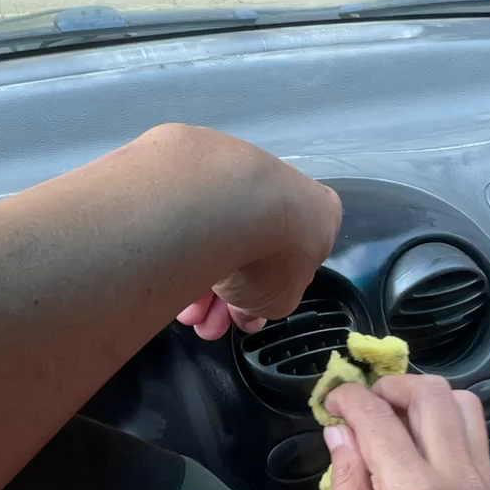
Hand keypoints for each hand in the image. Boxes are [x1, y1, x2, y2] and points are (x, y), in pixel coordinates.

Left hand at [157, 127, 340, 340]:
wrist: (229, 201)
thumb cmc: (274, 254)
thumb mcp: (281, 299)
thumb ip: (268, 303)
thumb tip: (248, 311)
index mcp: (319, 213)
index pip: (294, 260)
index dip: (266, 295)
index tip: (242, 316)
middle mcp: (283, 187)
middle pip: (252, 251)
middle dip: (226, 297)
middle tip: (205, 323)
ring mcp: (240, 173)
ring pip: (219, 236)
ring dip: (201, 280)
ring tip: (183, 311)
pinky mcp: (198, 166)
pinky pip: (194, 218)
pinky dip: (184, 249)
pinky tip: (171, 276)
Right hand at [320, 376, 489, 489]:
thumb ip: (345, 482)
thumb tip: (339, 434)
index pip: (377, 415)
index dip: (348, 397)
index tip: (333, 401)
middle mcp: (455, 479)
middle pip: (428, 392)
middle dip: (388, 387)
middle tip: (362, 407)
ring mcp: (482, 484)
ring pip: (461, 401)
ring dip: (421, 398)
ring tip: (392, 420)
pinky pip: (474, 431)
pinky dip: (444, 420)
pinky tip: (417, 444)